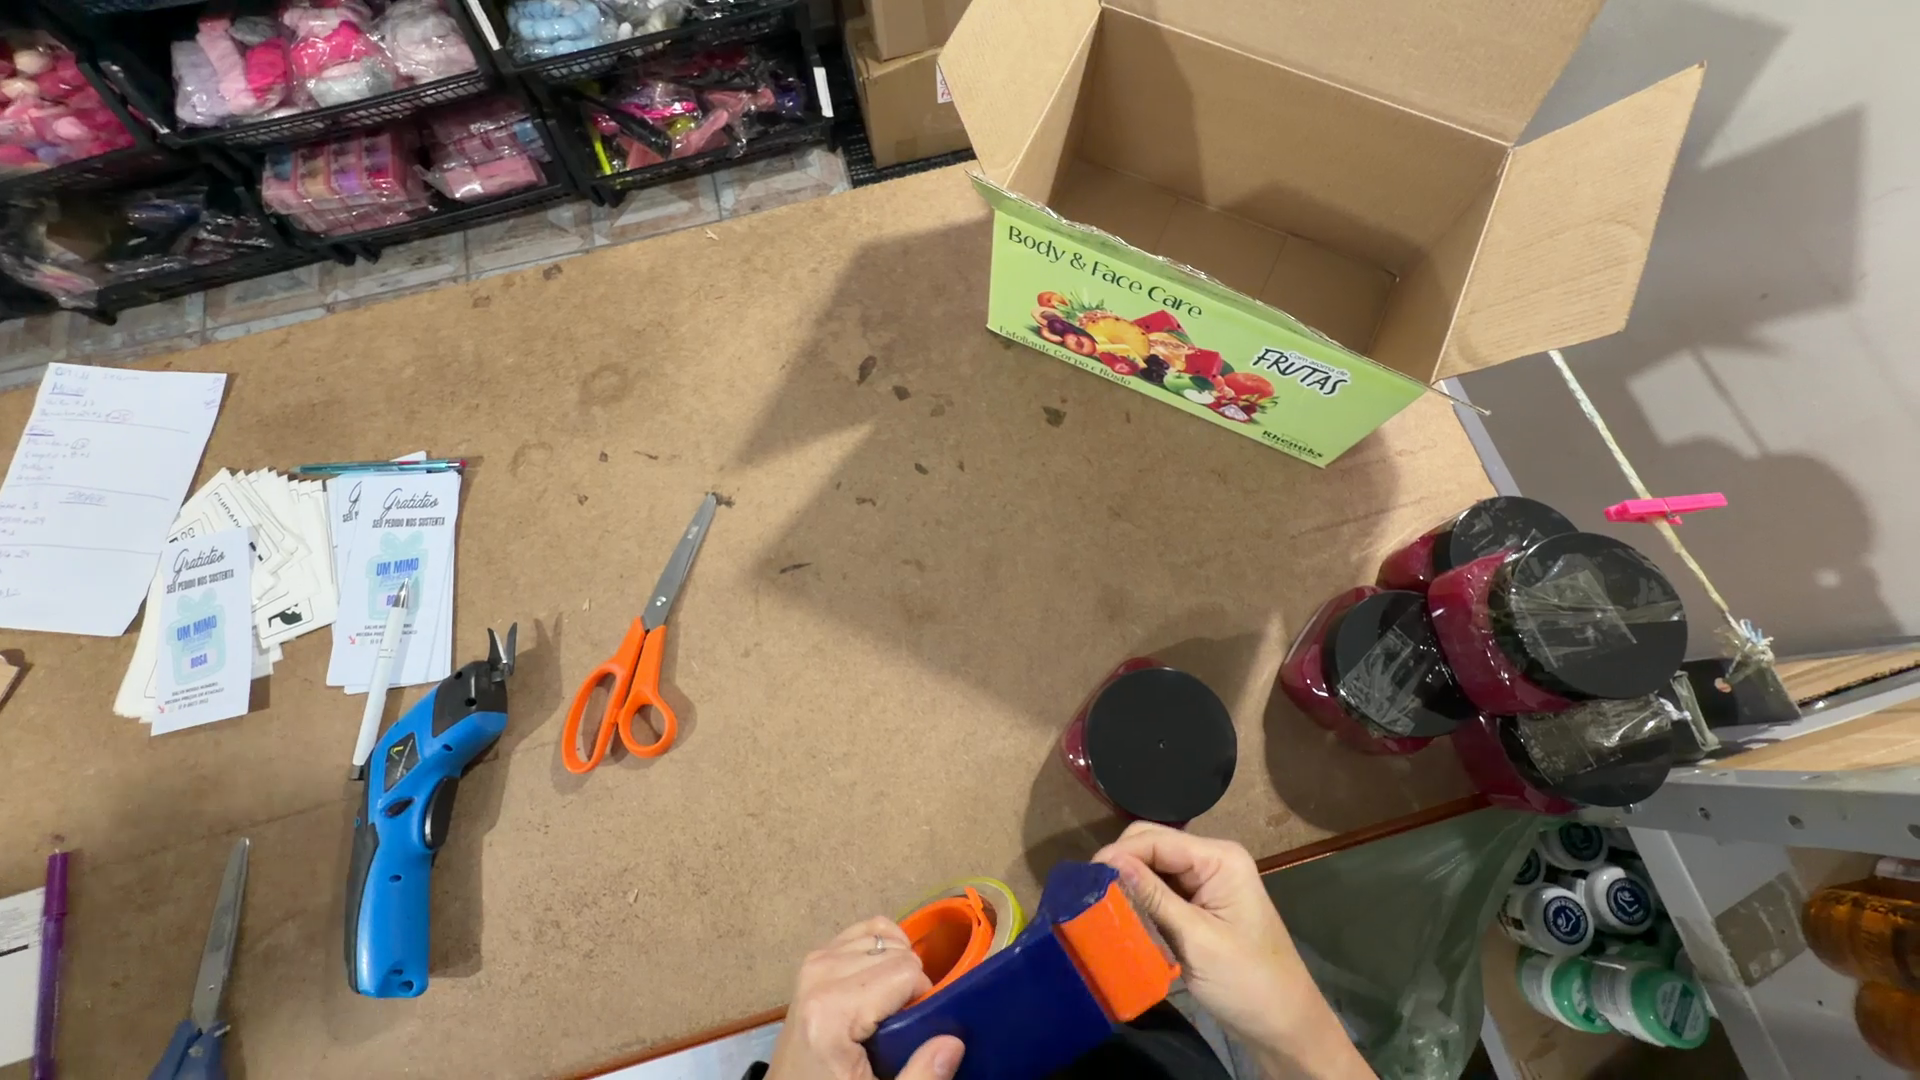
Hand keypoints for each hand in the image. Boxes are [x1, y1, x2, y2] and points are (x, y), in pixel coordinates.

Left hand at [766, 916, 965, 1079]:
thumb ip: (919, 1075)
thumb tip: (954, 1041)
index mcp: (833, 1011)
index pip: (905, 971)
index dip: (922, 999)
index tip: (912, 1032)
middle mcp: (821, 973)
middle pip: (897, 952)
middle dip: (910, 984)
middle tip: (900, 1024)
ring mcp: (816, 960)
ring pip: (885, 936)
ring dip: (897, 964)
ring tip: (890, 1004)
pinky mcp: (817, 956)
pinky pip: (865, 929)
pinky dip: (884, 945)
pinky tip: (884, 975)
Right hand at [1094, 823, 1373, 1079]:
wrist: (1286, 1030)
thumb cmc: (1249, 983)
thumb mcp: (1197, 940)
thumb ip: (1153, 897)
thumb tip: (1109, 862)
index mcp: (1219, 859)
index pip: (1158, 839)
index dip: (1120, 853)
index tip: (1088, 878)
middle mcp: (1211, 860)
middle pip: (1153, 846)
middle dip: (1122, 865)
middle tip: (1092, 893)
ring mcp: (1205, 882)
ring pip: (1152, 867)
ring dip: (1129, 884)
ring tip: (1101, 904)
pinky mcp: (1198, 905)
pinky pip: (1160, 890)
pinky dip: (1141, 901)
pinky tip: (1124, 915)